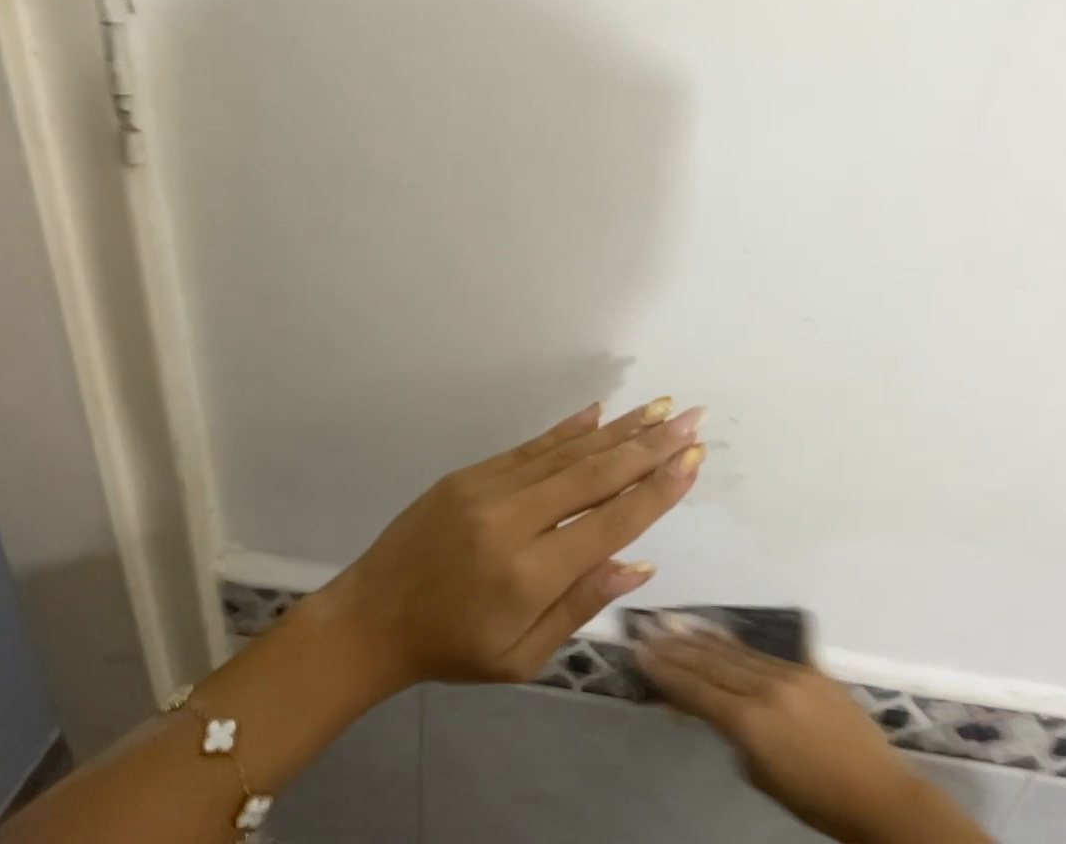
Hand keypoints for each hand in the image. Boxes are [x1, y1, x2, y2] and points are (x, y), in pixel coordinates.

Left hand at [316, 399, 706, 686]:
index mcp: (530, 575)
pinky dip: (567, 431)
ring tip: (660, 408)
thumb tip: (639, 562)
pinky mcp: (467, 476)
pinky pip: (528, 449)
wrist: (372, 618)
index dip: (656, 490)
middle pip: (594, 476)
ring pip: (565, 454)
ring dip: (618, 430)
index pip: (609, 523)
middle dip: (650, 445)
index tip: (693, 460)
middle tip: (692, 417)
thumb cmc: (453, 649)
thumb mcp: (523, 656)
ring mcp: (485, 490)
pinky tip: (599, 413)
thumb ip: (581, 605)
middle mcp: (512, 522)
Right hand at [638, 630, 988, 843]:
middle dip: (674, 647)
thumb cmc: (815, 799)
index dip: (665, 671)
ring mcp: (790, 674)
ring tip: (671, 622)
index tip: (638, 652)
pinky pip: (762, 651)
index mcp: (750, 722)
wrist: (880, 794)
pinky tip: (716, 632)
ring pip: (734, 651)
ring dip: (699, 638)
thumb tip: (710, 706)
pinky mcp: (810, 669)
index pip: (696, 690)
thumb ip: (732, 733)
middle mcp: (766, 689)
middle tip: (646, 630)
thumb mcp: (760, 772)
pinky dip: (733, 642)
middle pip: (710, 663)